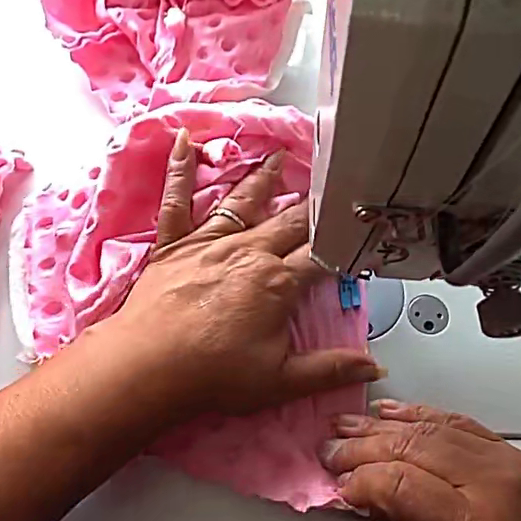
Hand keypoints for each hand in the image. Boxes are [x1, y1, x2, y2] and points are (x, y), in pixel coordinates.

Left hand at [90, 128, 383, 421]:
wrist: (147, 368)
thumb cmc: (211, 375)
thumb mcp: (281, 380)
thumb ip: (330, 369)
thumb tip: (373, 368)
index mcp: (278, 282)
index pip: (321, 254)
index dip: (342, 243)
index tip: (358, 231)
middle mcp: (247, 252)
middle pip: (289, 221)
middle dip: (313, 205)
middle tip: (330, 186)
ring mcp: (209, 243)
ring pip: (243, 201)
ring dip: (264, 178)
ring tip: (280, 158)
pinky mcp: (174, 245)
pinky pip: (177, 200)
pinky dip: (180, 170)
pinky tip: (183, 141)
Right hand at [324, 400, 520, 520]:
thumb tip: (368, 505)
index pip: (400, 484)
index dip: (360, 480)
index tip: (337, 485)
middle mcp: (493, 484)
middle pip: (411, 446)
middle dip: (362, 445)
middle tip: (329, 449)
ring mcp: (505, 461)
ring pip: (429, 427)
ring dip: (382, 424)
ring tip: (347, 424)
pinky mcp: (512, 452)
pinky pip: (456, 421)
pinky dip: (419, 414)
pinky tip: (393, 412)